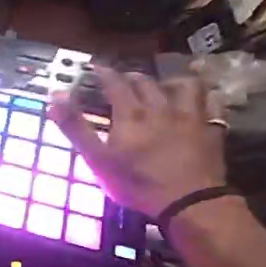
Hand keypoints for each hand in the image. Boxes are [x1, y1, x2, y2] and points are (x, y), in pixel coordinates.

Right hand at [48, 66, 226, 215]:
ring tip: (163, 85)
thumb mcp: (96, 158)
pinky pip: (210, 104)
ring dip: (170, 81)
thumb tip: (55, 96)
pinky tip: (198, 101)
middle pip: (147, 83)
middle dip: (132, 77)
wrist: (188, 200)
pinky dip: (202, 97)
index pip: (116, 84)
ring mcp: (190, 117)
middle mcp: (161, 108)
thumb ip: (75, 127)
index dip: (104, 73)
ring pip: (184, 86)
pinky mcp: (210, 130)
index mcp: (131, 114)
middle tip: (123, 79)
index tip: (95, 67)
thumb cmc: (135, 182)